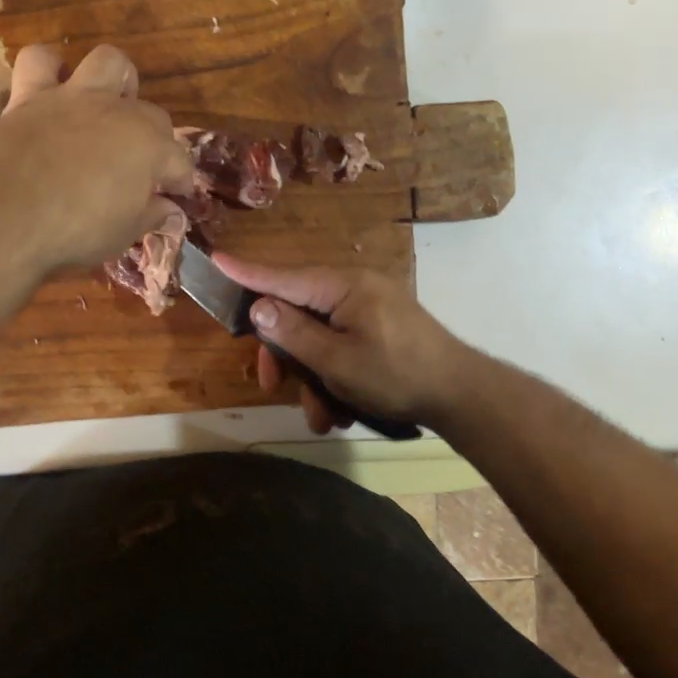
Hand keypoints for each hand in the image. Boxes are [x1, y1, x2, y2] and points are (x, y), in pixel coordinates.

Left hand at [0, 45, 195, 270]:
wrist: (8, 215)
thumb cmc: (76, 230)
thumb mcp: (124, 234)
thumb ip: (150, 215)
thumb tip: (168, 210)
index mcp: (149, 147)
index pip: (179, 161)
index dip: (180, 181)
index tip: (176, 196)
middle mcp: (119, 112)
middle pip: (152, 113)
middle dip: (154, 138)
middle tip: (140, 166)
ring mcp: (74, 98)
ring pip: (109, 62)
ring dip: (115, 80)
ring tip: (109, 103)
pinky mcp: (31, 96)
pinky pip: (38, 61)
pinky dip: (47, 68)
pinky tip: (51, 86)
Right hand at [214, 256, 484, 433]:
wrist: (461, 396)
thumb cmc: (397, 375)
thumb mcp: (337, 361)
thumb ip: (293, 333)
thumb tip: (258, 306)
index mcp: (344, 286)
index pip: (283, 277)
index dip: (247, 273)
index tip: (216, 260)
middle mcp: (354, 290)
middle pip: (297, 314)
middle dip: (285, 357)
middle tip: (272, 386)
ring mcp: (369, 310)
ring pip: (318, 339)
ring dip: (312, 380)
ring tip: (324, 417)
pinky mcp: (379, 331)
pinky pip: (341, 347)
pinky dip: (335, 379)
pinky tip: (342, 410)